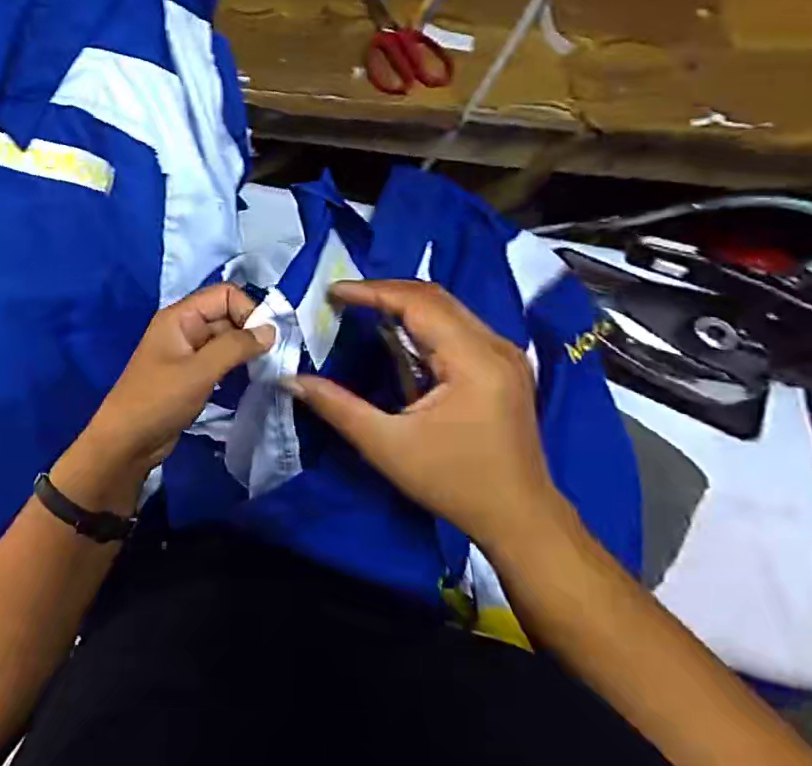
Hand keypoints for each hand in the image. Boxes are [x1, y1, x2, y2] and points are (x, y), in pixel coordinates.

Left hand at [84, 282, 275, 472]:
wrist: (128, 441)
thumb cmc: (159, 400)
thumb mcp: (199, 371)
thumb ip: (235, 347)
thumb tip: (271, 329)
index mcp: (179, 317)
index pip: (224, 294)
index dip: (248, 310)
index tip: (267, 339)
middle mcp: (184, 328)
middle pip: (227, 316)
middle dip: (252, 332)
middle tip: (274, 358)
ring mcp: (187, 352)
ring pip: (226, 340)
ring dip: (247, 352)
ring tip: (267, 371)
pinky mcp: (191, 375)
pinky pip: (221, 361)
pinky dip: (237, 368)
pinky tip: (252, 382)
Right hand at [286, 279, 564, 552]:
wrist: (520, 519)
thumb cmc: (454, 482)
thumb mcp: (386, 446)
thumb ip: (336, 406)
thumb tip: (291, 379)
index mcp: (474, 362)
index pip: (419, 303)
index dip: (372, 292)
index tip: (332, 292)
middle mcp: (496, 347)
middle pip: (435, 297)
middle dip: (384, 291)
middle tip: (341, 297)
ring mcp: (505, 355)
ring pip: (448, 308)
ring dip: (403, 303)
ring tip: (360, 308)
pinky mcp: (503, 367)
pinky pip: (457, 325)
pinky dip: (421, 320)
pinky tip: (395, 332)